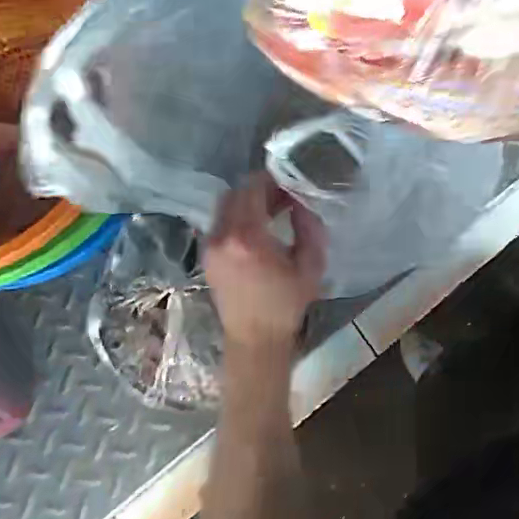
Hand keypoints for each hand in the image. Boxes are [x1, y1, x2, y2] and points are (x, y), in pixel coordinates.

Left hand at [205, 174, 326, 351]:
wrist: (255, 339)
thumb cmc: (287, 304)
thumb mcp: (311, 264)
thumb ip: (309, 226)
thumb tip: (302, 202)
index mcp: (247, 237)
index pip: (252, 189)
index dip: (272, 179)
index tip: (291, 181)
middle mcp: (222, 236)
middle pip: (235, 193)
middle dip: (260, 188)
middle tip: (285, 193)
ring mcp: (210, 245)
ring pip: (225, 205)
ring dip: (248, 200)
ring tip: (274, 209)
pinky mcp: (207, 254)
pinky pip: (221, 221)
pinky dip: (239, 215)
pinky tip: (260, 225)